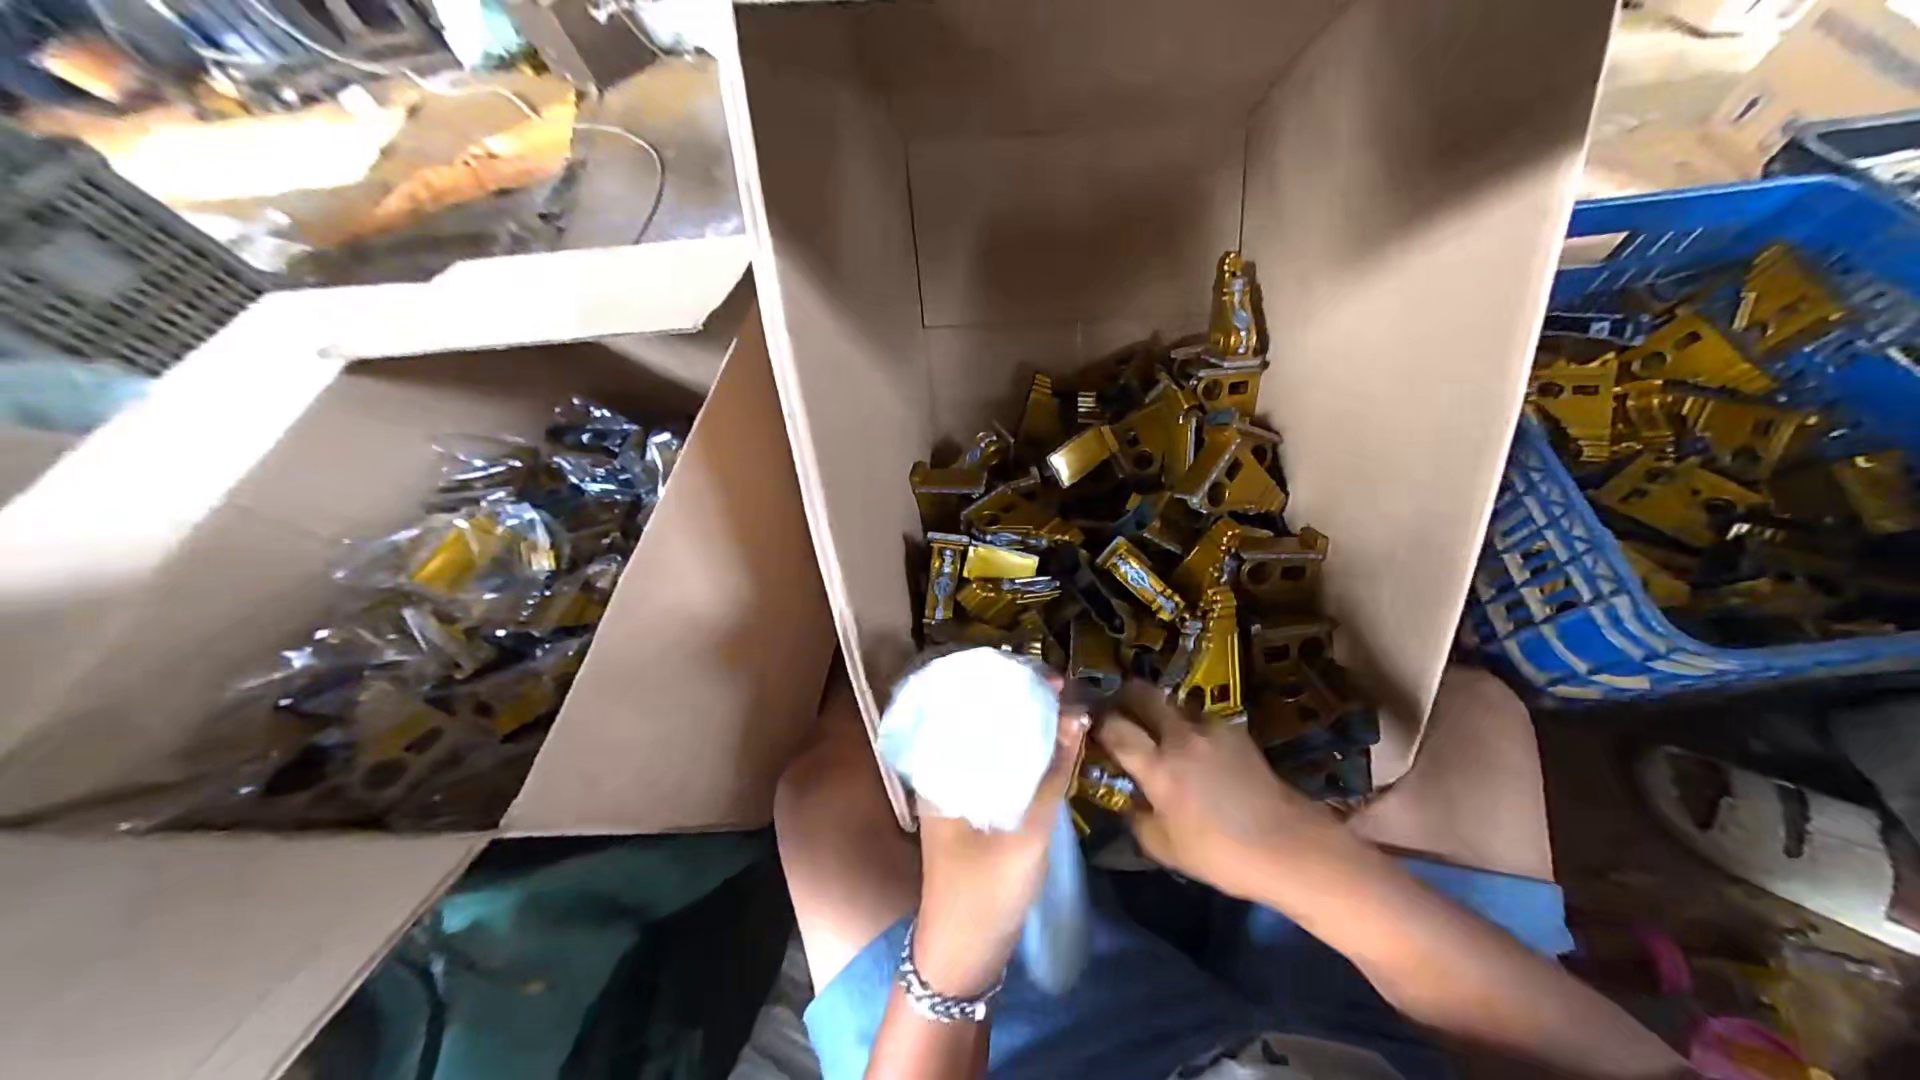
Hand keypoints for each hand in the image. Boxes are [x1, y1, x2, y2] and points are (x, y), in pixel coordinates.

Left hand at [911, 703, 1086, 996]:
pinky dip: (1023, 750)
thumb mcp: (1025, 831)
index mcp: (938, 768)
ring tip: (1061, 707)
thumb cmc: (984, 891)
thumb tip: (1076, 715)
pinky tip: (1049, 744)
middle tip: (1061, 689)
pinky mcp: (976, 806)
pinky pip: (999, 764)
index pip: (963, 703)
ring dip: (1024, 723)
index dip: (1002, 682)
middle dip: (1019, 699)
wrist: (963, 953)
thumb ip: (1051, 774)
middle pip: (979, 718)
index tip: (1043, 676)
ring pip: (991, 741)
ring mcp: (959, 789)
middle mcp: (943, 770)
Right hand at [1095, 681, 1353, 899]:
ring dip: (1160, 712)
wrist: (1290, 846)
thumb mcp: (1165, 848)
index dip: (1097, 722)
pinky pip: (1201, 718)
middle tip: (1118, 710)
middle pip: (1142, 693)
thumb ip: (1137, 818)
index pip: (1114, 726)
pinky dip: (1190, 727)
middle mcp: (1180, 736)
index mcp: (1158, 766)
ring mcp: (1211, 728)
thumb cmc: (1221, 854)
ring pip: (1173, 703)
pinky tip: (1196, 750)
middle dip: (1124, 696)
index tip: (1090, 726)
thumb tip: (1128, 800)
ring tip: (1160, 733)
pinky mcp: (1236, 731)